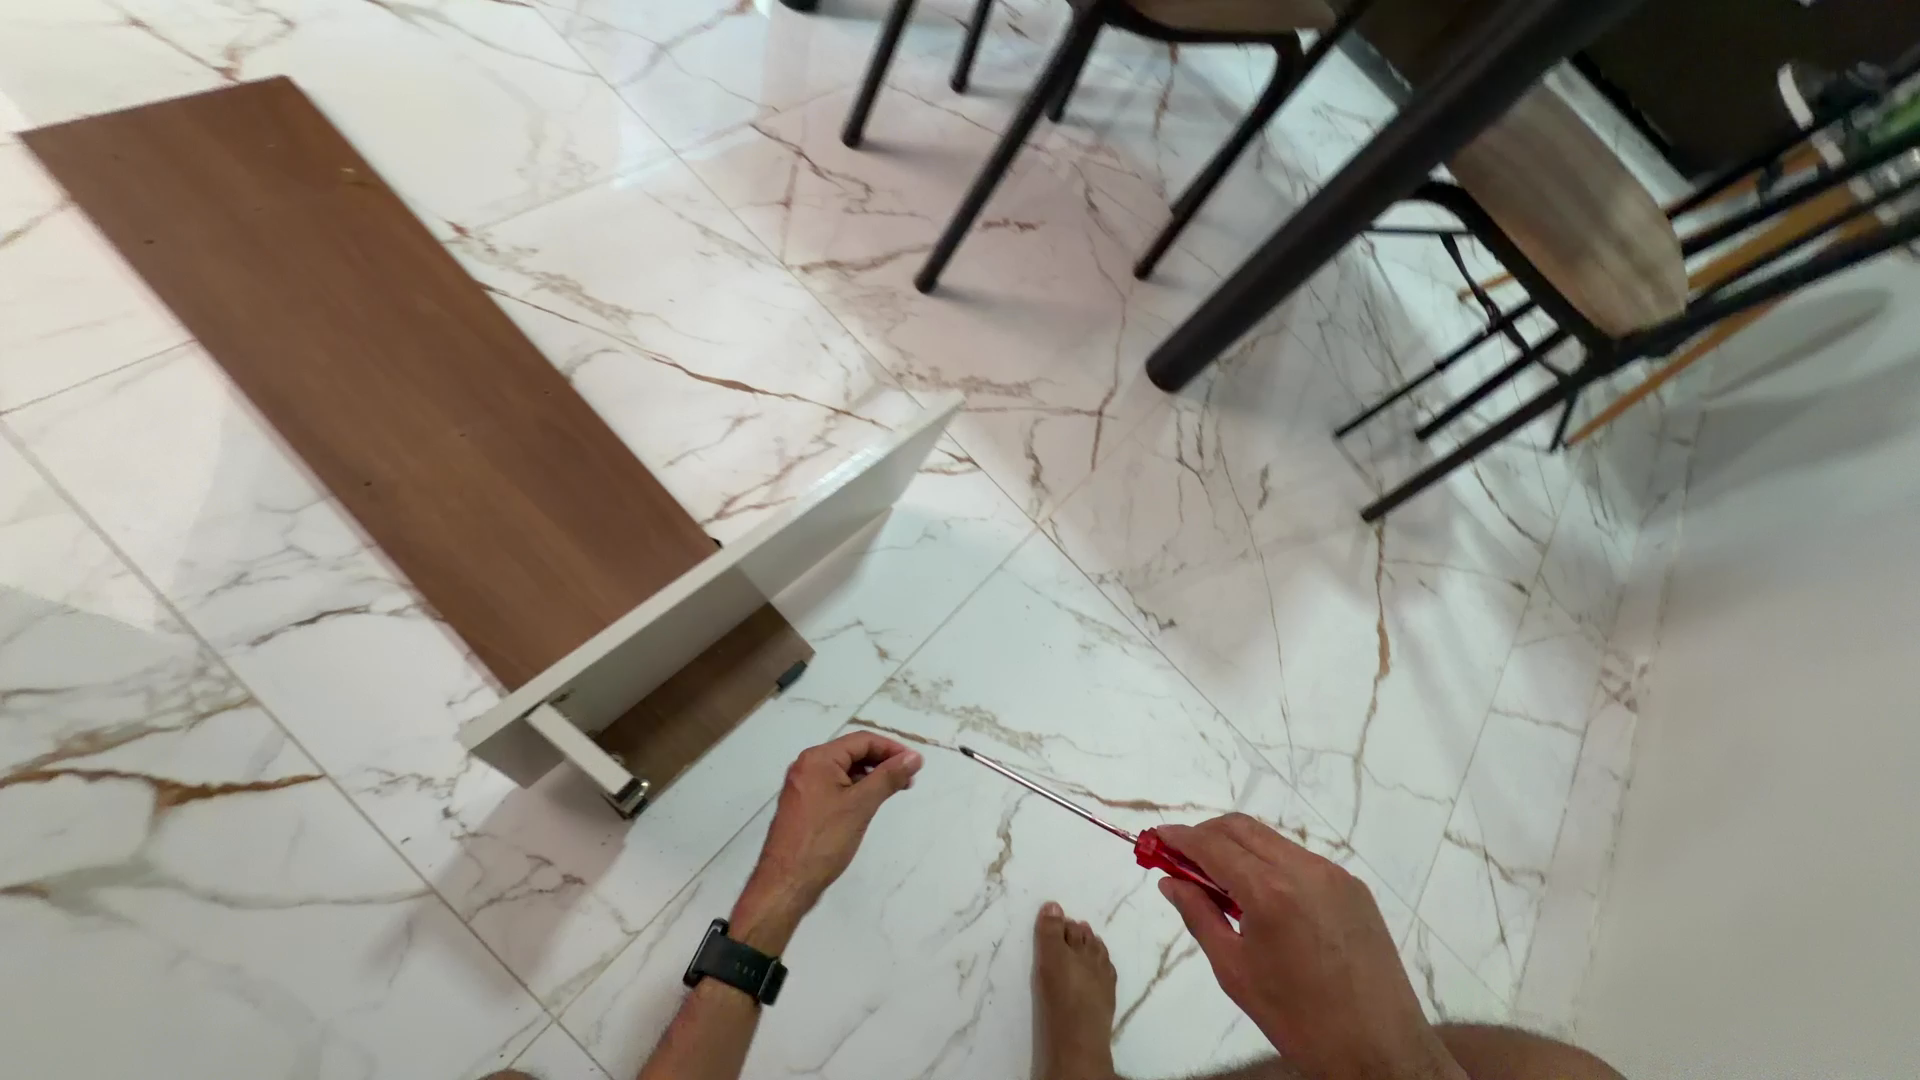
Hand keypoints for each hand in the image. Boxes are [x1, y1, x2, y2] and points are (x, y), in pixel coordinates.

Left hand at [730, 732, 923, 952]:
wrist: (785, 884)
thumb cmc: (824, 841)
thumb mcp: (861, 805)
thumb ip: (888, 777)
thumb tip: (915, 756)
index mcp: (818, 759)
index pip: (862, 740)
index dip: (891, 748)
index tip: (915, 764)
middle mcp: (807, 766)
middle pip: (852, 753)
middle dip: (882, 762)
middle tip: (908, 779)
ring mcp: (803, 786)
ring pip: (844, 771)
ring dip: (870, 776)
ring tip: (894, 790)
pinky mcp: (804, 805)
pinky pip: (834, 787)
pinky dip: (855, 790)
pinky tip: (869, 803)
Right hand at [1155, 814, 1464, 1079]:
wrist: (1382, 1053)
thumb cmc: (1297, 1019)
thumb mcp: (1234, 970)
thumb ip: (1199, 915)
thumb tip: (1170, 881)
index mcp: (1269, 891)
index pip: (1211, 845)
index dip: (1179, 837)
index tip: (1157, 837)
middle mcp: (1303, 869)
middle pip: (1240, 827)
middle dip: (1206, 834)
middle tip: (1183, 858)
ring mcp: (1333, 875)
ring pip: (1270, 839)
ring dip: (1238, 847)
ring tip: (1222, 882)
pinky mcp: (1353, 888)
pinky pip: (1299, 859)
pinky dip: (1270, 863)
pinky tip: (1264, 898)